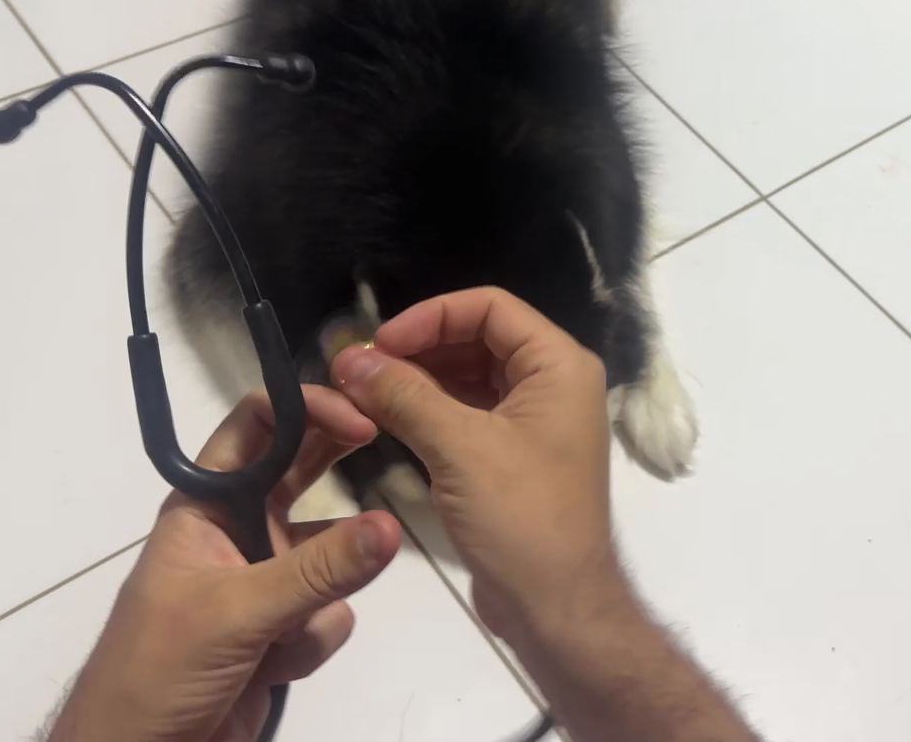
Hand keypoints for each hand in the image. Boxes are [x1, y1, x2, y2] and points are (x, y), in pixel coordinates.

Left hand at [49, 386, 401, 741]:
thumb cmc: (152, 678)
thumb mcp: (233, 615)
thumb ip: (318, 570)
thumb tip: (393, 527)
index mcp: (207, 507)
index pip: (259, 426)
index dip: (309, 407)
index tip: (363, 419)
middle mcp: (242, 529)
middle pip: (307, 468)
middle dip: (343, 460)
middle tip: (390, 437)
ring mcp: (269, 576)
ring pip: (335, 547)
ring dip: (329, 585)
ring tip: (292, 631)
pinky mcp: (288, 622)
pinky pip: (336, 605)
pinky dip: (316, 636)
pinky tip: (279, 666)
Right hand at [332, 287, 631, 646]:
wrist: (556, 602)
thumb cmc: (520, 515)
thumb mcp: (459, 448)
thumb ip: (405, 395)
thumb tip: (351, 358)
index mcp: (559, 363)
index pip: (492, 308)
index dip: (432, 316)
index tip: (378, 342)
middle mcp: (554, 380)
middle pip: (482, 338)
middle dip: (422, 347)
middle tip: (359, 368)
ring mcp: (538, 415)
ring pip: (474, 374)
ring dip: (423, 378)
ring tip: (364, 390)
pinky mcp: (518, 448)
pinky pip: (474, 410)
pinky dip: (434, 408)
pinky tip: (391, 416)